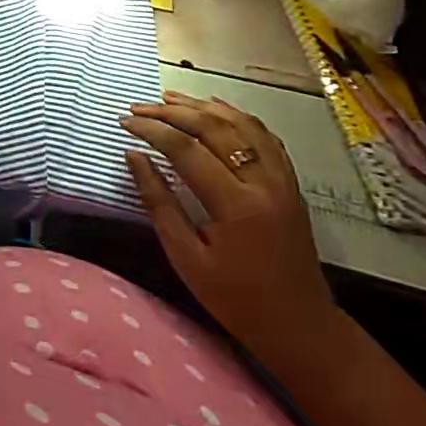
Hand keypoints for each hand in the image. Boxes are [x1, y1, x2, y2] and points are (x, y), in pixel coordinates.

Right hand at [123, 91, 336, 347]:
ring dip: (203, 106)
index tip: (124, 123)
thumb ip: (159, 203)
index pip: (187, 150)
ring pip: (241, 124)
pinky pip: (264, 136)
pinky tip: (214, 109)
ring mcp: (282, 179)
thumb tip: (134, 157)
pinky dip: (236, 116)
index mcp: (237, 206)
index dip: (152, 131)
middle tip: (139, 108)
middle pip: (214, 128)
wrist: (300, 327)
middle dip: (172, 112)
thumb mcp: (186, 259)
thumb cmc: (236, 300)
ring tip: (169, 98)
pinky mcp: (290, 182)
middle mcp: (264, 183)